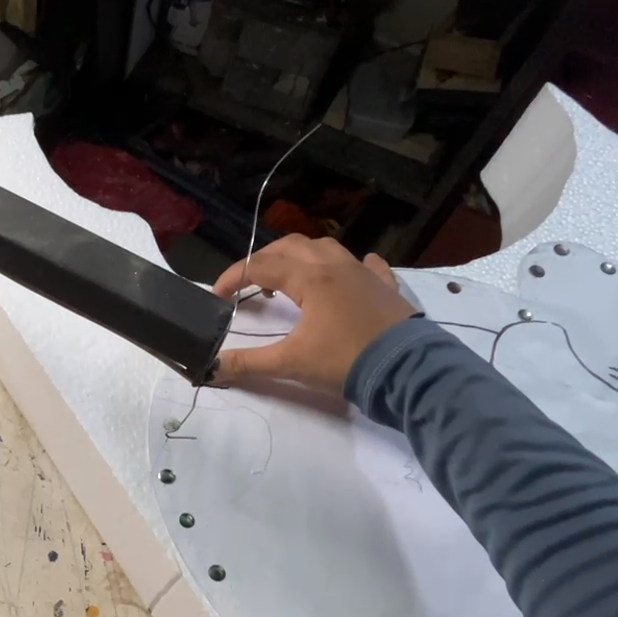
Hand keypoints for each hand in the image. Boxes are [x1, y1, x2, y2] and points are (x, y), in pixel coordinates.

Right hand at [210, 235, 414, 393]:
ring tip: (289, 279)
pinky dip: (350, 265)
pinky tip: (349, 273)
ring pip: (326, 248)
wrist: (406, 370)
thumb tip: (211, 369)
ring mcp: (364, 273)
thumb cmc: (344, 361)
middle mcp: (335, 266)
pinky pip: (367, 265)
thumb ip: (247, 364)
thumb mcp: (290, 364)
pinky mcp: (386, 287)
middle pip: (291, 246)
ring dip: (301, 257)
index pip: (260, 266)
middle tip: (249, 283)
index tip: (216, 295)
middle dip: (264, 259)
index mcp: (310, 279)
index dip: (233, 277)